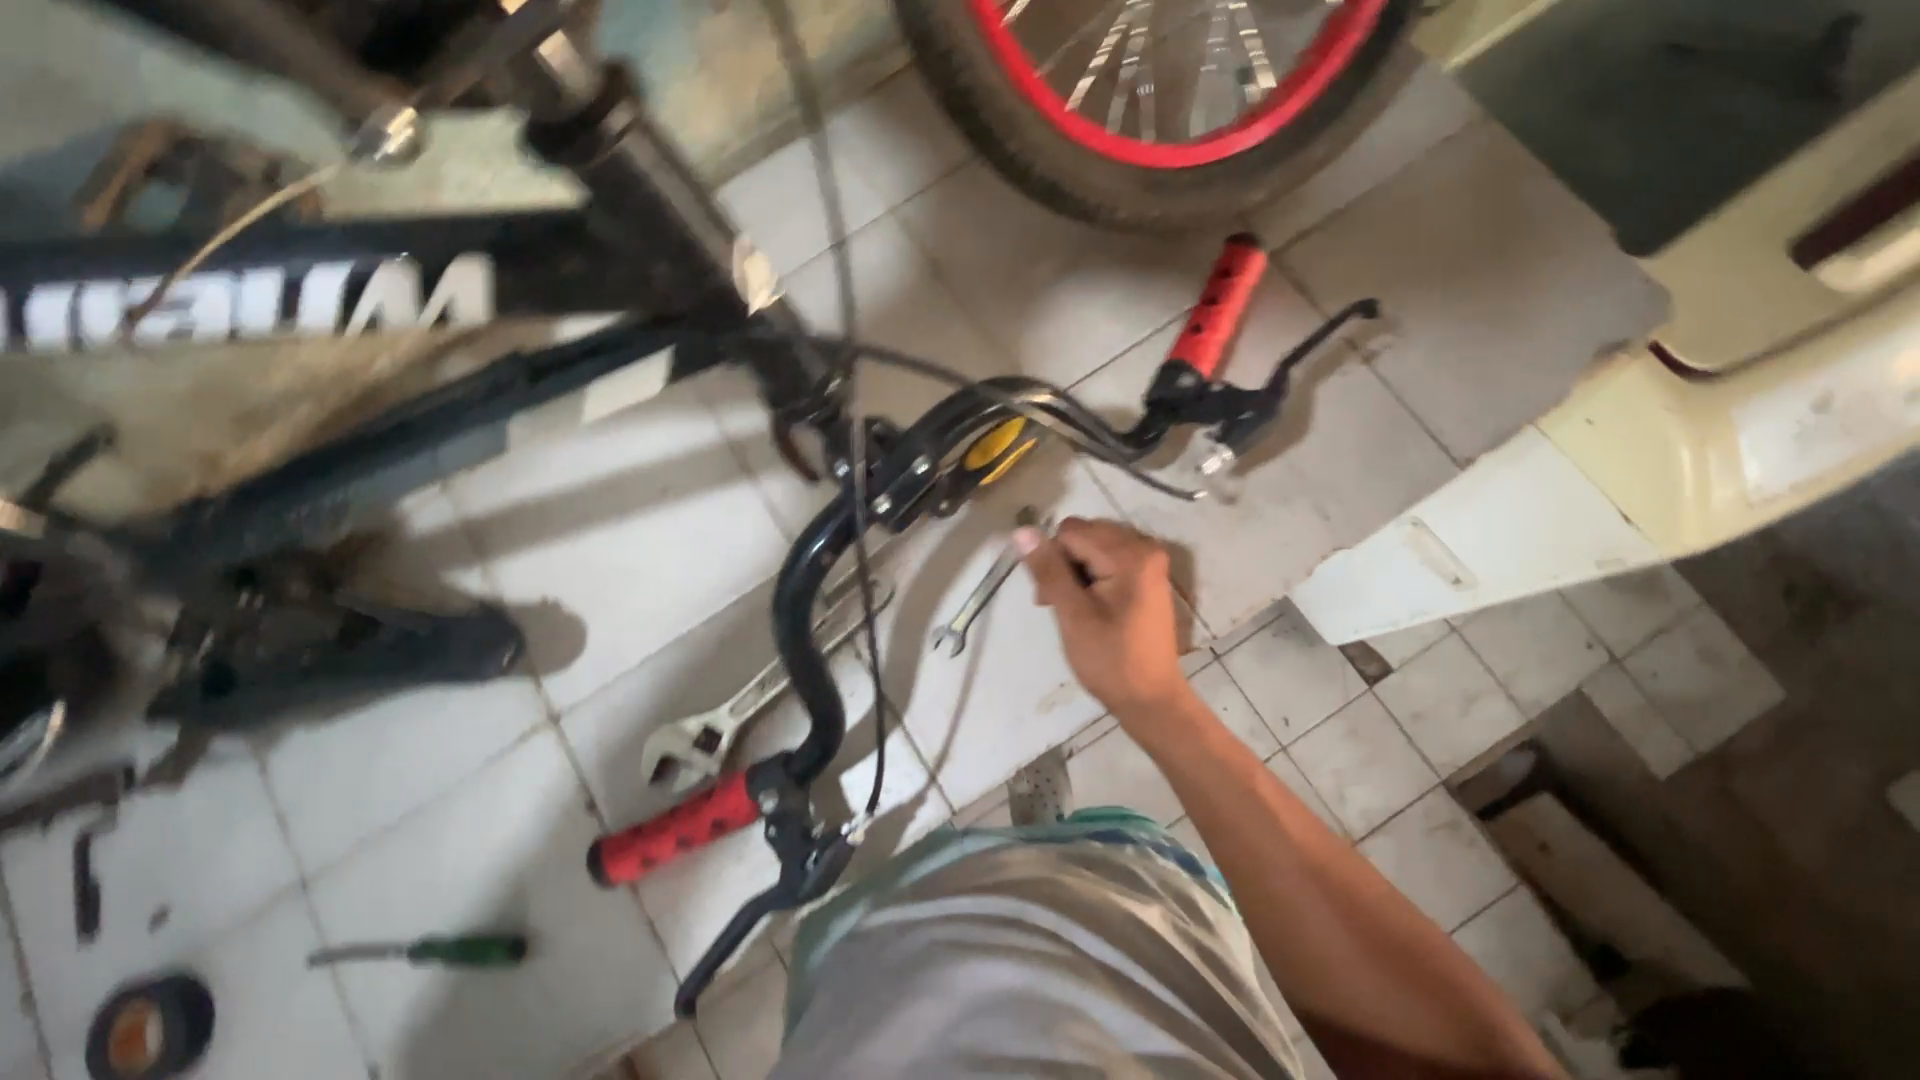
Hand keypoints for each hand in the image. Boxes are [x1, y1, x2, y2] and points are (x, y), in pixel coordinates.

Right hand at [1013, 517, 1198, 726]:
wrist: (1150, 698)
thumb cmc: (1110, 660)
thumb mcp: (1073, 614)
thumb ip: (1048, 569)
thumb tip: (1022, 531)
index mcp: (1130, 555)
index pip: (1071, 532)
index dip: (1052, 559)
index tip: (1047, 599)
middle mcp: (1145, 547)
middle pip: (1085, 534)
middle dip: (1064, 562)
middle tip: (1056, 604)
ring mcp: (1150, 562)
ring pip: (1095, 546)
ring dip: (1076, 570)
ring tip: (1071, 608)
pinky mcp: (1149, 576)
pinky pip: (1110, 559)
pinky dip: (1093, 576)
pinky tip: (1088, 605)